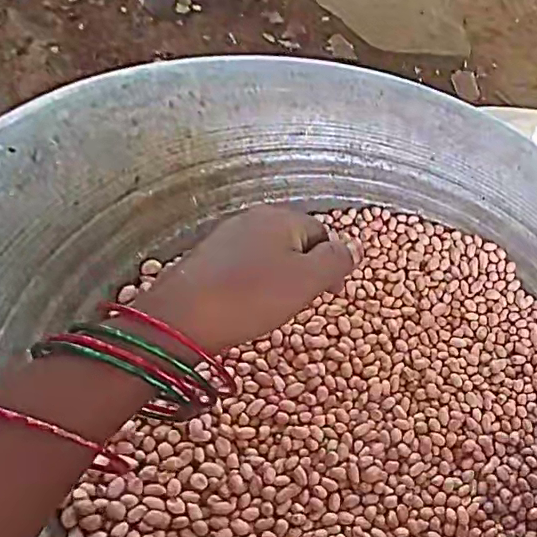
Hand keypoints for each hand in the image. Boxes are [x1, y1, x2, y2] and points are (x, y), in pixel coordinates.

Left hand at [131, 206, 356, 350]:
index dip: (331, 264)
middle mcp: (250, 219)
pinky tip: (247, 307)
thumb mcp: (307, 281)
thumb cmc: (251, 298)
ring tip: (274, 308)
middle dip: (303, 272)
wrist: (183, 319)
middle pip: (293, 243)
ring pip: (268, 257)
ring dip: (278, 281)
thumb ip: (336, 261)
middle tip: (302, 303)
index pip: (322, 233)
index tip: (330, 294)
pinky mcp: (206, 262)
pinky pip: (243, 270)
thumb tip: (354, 247)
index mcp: (279, 217)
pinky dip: (253, 287)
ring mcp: (225, 239)